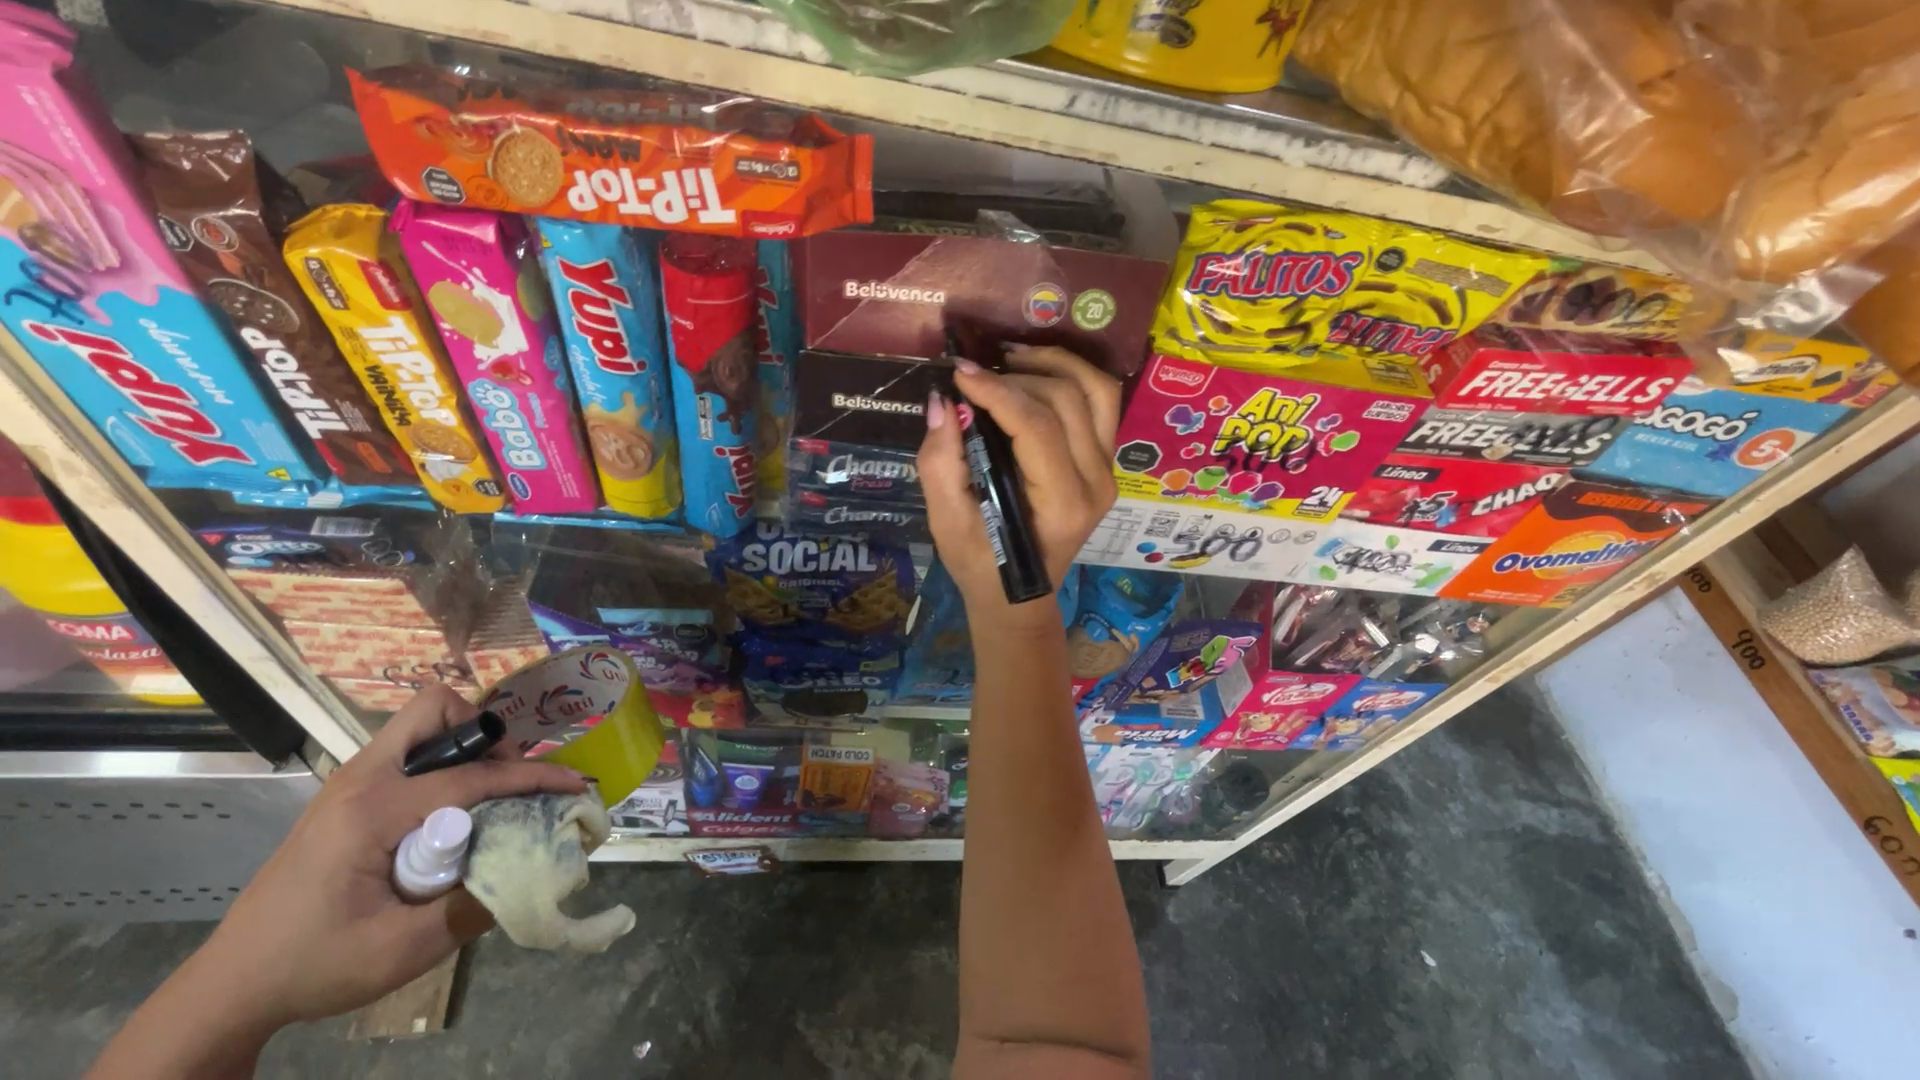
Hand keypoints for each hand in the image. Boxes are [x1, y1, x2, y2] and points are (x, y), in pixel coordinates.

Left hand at [196, 685, 585, 1026]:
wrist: (232, 986)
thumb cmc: (314, 964)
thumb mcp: (403, 950)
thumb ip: (475, 907)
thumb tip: (535, 869)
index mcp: (371, 810)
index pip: (471, 775)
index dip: (531, 776)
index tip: (574, 784)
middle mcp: (360, 781)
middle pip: (434, 710)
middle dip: (486, 734)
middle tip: (509, 781)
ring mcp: (349, 785)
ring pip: (421, 726)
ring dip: (466, 747)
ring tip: (488, 796)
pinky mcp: (348, 799)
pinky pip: (410, 755)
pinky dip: (446, 766)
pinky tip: (454, 815)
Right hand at [918, 344, 1120, 632]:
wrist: (1018, 594)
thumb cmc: (980, 563)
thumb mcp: (947, 522)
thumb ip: (940, 463)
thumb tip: (942, 401)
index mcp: (1062, 504)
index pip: (1036, 427)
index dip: (996, 391)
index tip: (959, 372)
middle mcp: (1097, 482)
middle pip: (1068, 400)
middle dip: (1018, 376)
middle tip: (976, 375)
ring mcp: (1108, 470)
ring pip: (1095, 390)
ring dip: (1053, 363)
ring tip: (1008, 358)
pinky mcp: (1105, 460)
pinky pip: (1100, 402)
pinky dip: (1070, 375)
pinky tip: (1033, 369)